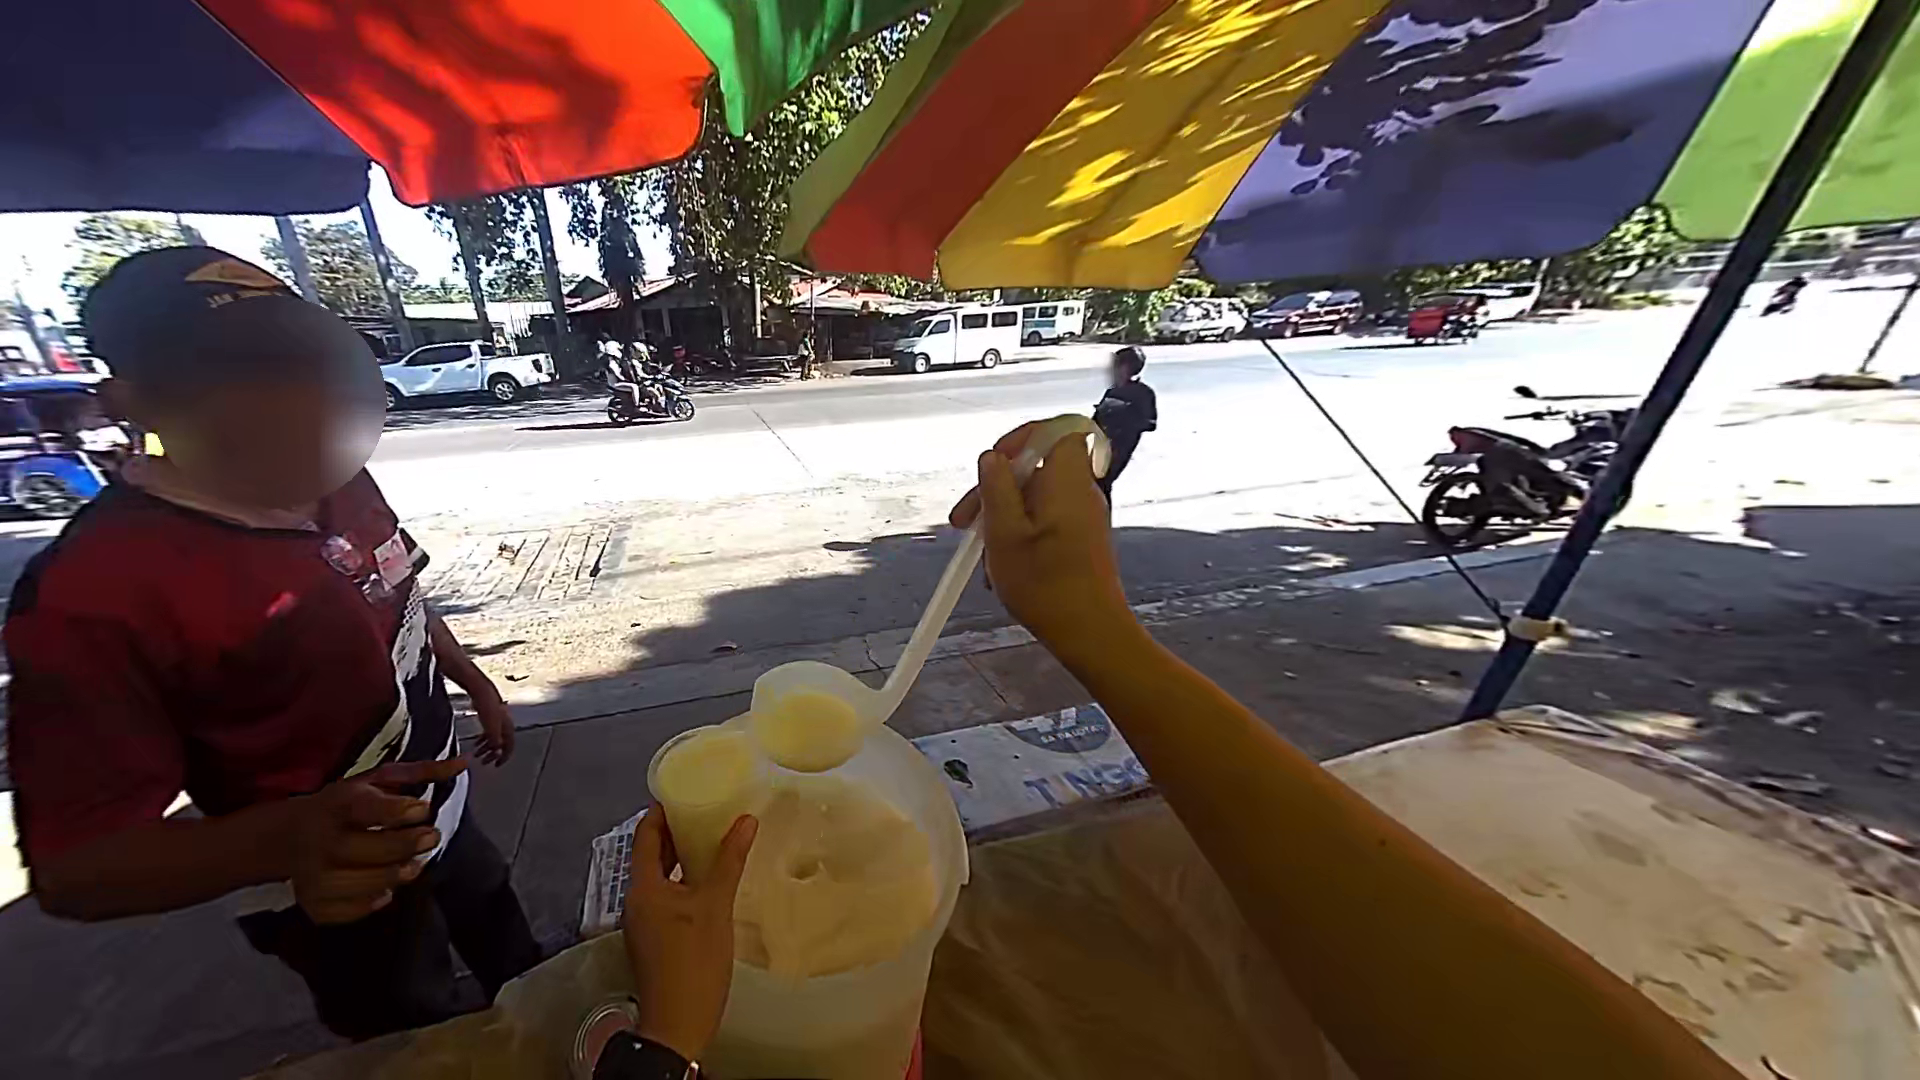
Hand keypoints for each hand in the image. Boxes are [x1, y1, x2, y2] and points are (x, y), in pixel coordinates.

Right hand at [285, 757, 468, 924]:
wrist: (288, 834)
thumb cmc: (349, 803)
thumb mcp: (383, 778)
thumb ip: (424, 771)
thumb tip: (463, 764)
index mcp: (341, 804)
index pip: (365, 808)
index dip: (398, 811)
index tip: (424, 810)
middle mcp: (320, 840)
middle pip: (355, 849)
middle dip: (401, 846)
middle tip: (431, 839)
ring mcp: (309, 874)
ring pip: (343, 884)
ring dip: (385, 878)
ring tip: (414, 867)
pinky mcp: (307, 899)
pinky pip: (331, 911)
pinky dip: (360, 907)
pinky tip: (385, 893)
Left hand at [472, 690, 516, 765]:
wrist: (483, 693)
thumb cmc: (488, 708)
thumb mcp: (491, 727)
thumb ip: (495, 739)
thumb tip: (498, 752)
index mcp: (508, 728)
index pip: (510, 745)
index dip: (504, 756)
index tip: (496, 765)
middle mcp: (506, 725)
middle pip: (503, 743)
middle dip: (494, 754)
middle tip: (484, 762)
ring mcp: (499, 721)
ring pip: (495, 738)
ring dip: (487, 748)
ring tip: (477, 754)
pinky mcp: (491, 718)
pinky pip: (490, 732)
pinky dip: (484, 740)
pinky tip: (476, 742)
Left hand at [622, 807, 757, 1062]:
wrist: (679, 1025)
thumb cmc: (692, 959)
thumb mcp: (715, 905)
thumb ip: (730, 860)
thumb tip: (746, 819)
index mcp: (644, 889)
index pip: (644, 836)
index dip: (661, 811)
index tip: (683, 788)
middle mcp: (639, 901)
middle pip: (652, 854)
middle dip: (676, 829)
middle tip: (706, 804)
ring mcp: (647, 920)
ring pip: (662, 874)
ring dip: (683, 853)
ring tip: (714, 831)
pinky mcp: (658, 935)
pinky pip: (669, 892)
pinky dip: (687, 875)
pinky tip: (713, 873)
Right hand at [949, 423, 1136, 662]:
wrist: (1091, 633)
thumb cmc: (1045, 585)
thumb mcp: (1004, 534)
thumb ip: (996, 487)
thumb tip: (992, 457)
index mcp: (1067, 480)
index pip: (1056, 429)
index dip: (1022, 437)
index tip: (994, 464)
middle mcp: (1081, 491)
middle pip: (1036, 467)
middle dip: (997, 489)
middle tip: (965, 522)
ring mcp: (1083, 516)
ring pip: (1035, 498)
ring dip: (1003, 518)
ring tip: (984, 554)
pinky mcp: (1081, 538)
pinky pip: (1045, 520)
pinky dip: (1020, 534)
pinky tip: (1002, 565)